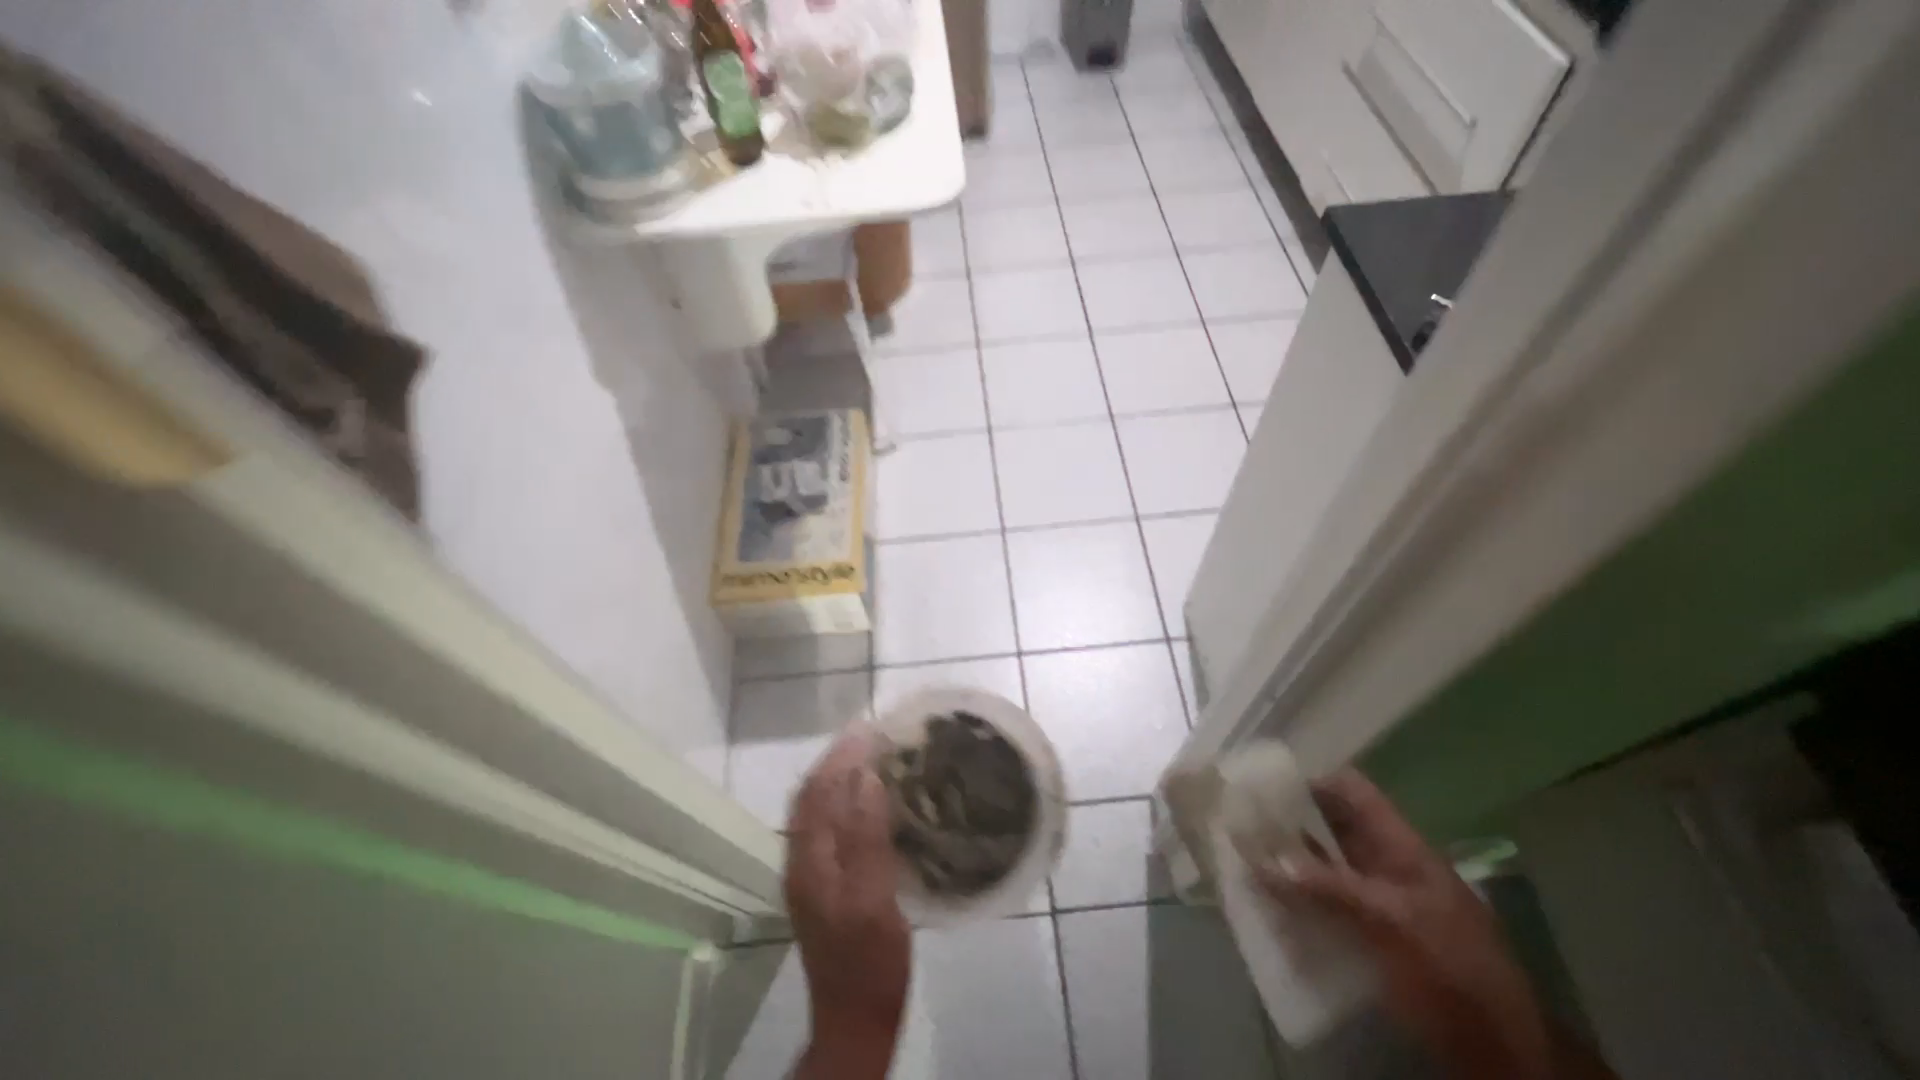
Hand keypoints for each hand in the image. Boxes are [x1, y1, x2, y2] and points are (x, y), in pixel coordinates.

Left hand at [785, 729, 910, 1078]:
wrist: (854, 1017)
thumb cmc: (870, 960)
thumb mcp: (874, 898)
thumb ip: (866, 838)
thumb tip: (866, 778)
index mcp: (811, 861)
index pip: (817, 792)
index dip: (840, 757)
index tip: (868, 728)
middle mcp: (802, 862)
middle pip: (810, 798)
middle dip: (836, 762)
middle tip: (872, 736)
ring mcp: (810, 876)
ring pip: (817, 813)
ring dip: (838, 781)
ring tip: (871, 759)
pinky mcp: (823, 889)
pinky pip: (828, 830)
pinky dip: (844, 805)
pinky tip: (870, 806)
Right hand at [1259, 770, 1554, 1079]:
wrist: (1502, 1046)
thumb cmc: (1452, 968)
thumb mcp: (1391, 921)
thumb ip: (1328, 889)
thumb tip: (1260, 860)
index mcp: (1401, 847)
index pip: (1352, 792)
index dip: (1310, 783)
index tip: (1262, 791)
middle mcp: (1388, 867)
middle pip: (1332, 829)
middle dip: (1287, 826)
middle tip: (1236, 829)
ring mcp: (1380, 905)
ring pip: (1324, 871)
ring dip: (1286, 868)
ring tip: (1239, 866)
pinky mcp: (1371, 940)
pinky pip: (1325, 910)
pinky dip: (1297, 905)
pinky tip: (1266, 912)